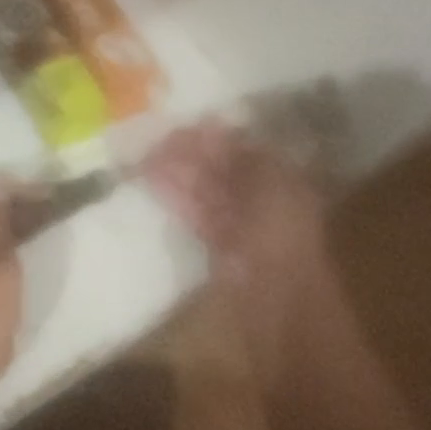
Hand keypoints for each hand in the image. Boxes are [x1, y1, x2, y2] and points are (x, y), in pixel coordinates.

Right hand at [145, 122, 336, 340]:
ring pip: (208, 192)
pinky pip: (199, 218)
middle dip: (192, 154)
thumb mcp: (269, 185)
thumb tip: (215, 130)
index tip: (182, 124)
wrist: (282, 305)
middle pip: (224, 170)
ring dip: (180, 175)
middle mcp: (265, 200)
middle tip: (154, 140)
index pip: (246, 149)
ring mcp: (243, 227)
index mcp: (284, 180)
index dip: (216, 136)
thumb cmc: (281, 238)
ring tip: (146, 158)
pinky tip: (155, 185)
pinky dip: (179, 201)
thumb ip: (241, 157)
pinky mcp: (221, 251)